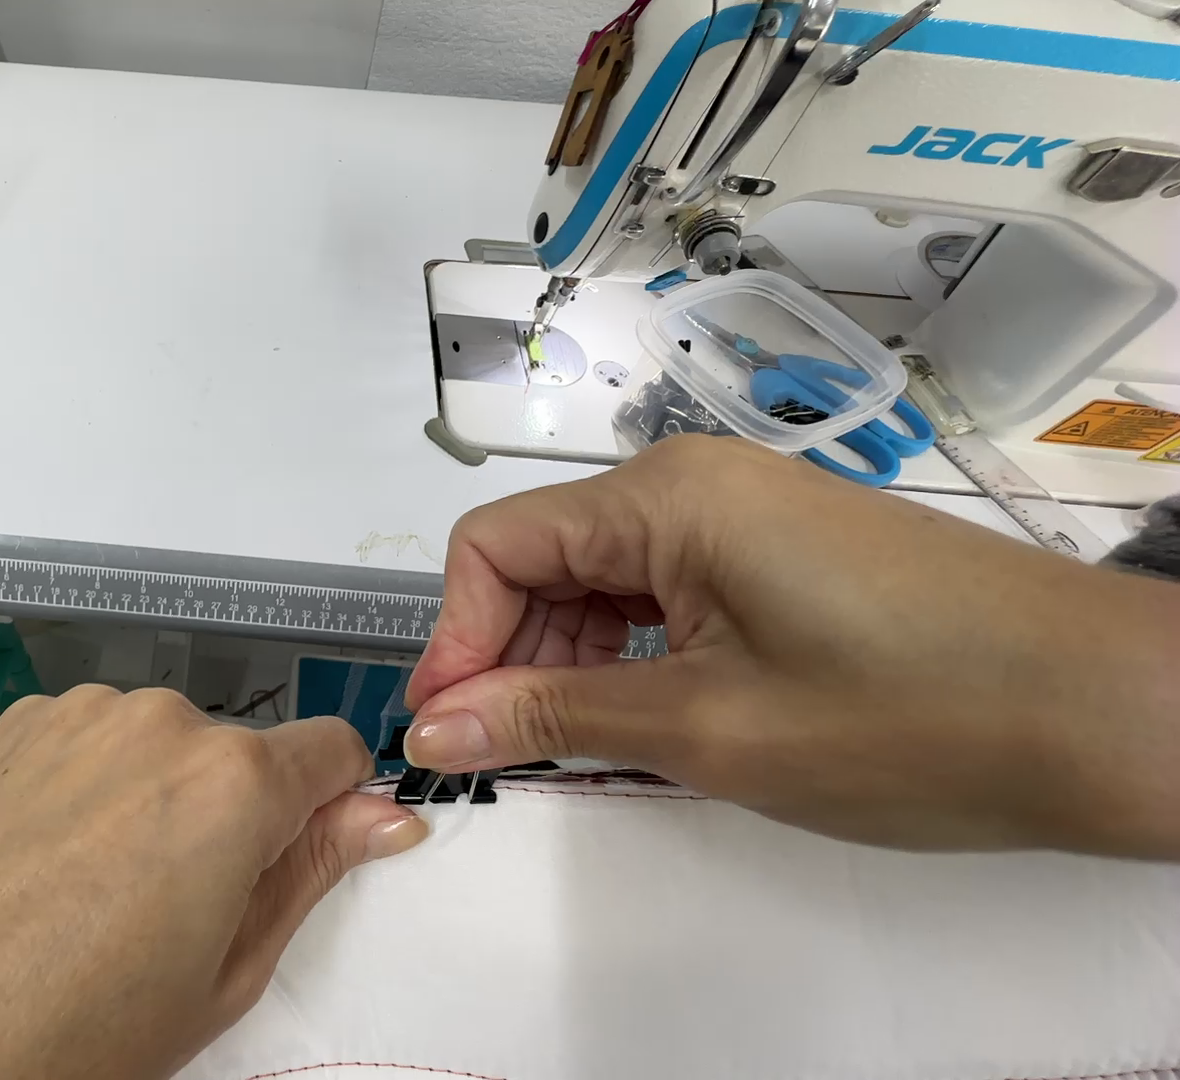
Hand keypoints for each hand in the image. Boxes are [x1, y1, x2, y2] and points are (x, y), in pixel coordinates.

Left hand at [0, 687, 425, 1079]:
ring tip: (102, 870)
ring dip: (162, 787)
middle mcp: (167, 718)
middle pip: (242, 750)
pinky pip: (100, 733)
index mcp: (234, 782)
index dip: (333, 798)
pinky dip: (99, 773)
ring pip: (169, 740)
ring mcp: (90, 708)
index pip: (334, 748)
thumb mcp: (227, 970)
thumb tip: (387, 815)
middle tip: (176, 893)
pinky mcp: (30, 713)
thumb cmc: (85, 1026)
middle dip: (233, 807)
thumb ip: (314, 871)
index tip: (302, 844)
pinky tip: (53, 841)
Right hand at [405, 436, 1179, 856]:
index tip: (445, 723)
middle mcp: (677, 486)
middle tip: (502, 746)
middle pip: (535, 561)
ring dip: (558, 660)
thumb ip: (546, 717)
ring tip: (573, 739)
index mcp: (657, 499)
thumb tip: (427, 730)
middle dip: (504, 652)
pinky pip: (642, 593)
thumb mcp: (701, 727)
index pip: (493, 545)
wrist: (1143, 724)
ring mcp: (721, 515)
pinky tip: (632, 710)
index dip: (455, 634)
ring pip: (585, 582)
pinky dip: (615, 654)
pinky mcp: (754, 551)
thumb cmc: (913, 719)